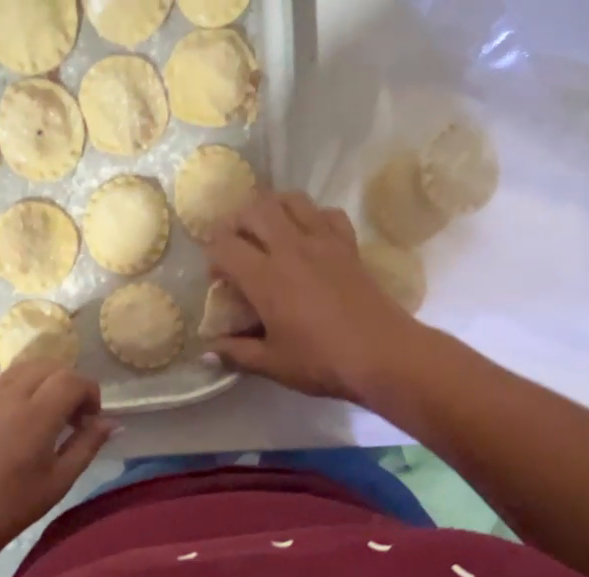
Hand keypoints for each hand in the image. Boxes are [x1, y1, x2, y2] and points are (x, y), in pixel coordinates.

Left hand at [0, 356, 117, 545]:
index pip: (71, 380)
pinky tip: (29, 416)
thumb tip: (111, 422)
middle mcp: (11, 397)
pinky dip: (27, 385)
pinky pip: (8, 379)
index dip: (89, 392)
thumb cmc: (17, 503)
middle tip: (75, 416)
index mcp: (36, 417)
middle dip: (70, 383)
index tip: (91, 419)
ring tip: (53, 413)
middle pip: (50, 365)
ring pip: (26, 366)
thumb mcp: (61, 478)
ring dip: (48, 380)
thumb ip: (87, 444)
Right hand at [202, 192, 426, 402]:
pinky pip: (327, 214)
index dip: (213, 255)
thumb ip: (236, 354)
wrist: (382, 355)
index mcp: (265, 277)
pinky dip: (312, 216)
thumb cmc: (321, 362)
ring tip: (268, 229)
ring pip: (291, 200)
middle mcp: (291, 248)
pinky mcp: (348, 245)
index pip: (225, 246)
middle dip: (237, 221)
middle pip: (255, 209)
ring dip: (273, 207)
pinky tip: (310, 235)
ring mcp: (323, 242)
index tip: (217, 277)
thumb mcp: (272, 364)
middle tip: (235, 244)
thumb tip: (206, 353)